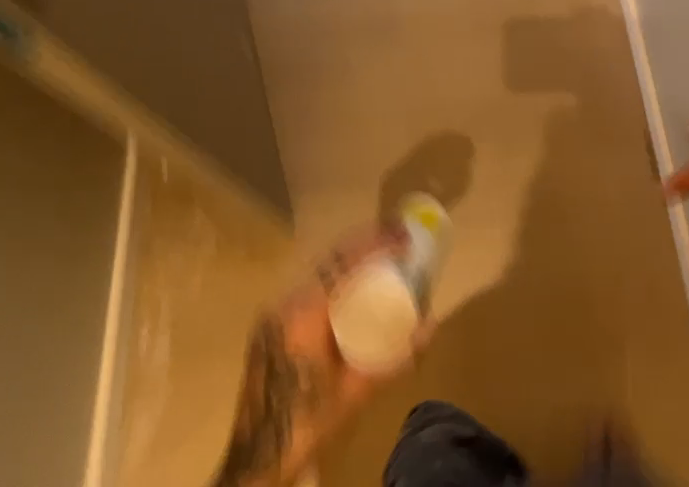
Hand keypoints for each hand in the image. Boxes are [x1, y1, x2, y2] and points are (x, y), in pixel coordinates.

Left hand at [213, 225, 420, 486]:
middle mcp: (284, 305)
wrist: (258, 454)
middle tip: (395, 236)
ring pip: (315, 272)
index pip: (343, 265)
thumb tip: (430, 325)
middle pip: (328, 261)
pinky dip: (332, 280)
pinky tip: (350, 287)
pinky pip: (305, 289)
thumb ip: (395, 357)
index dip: (375, 245)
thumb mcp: (357, 392)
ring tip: (378, 256)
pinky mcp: (268, 325)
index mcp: (303, 316)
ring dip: (348, 260)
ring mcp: (272, 313)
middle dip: (363, 244)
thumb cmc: (309, 421)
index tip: (403, 234)